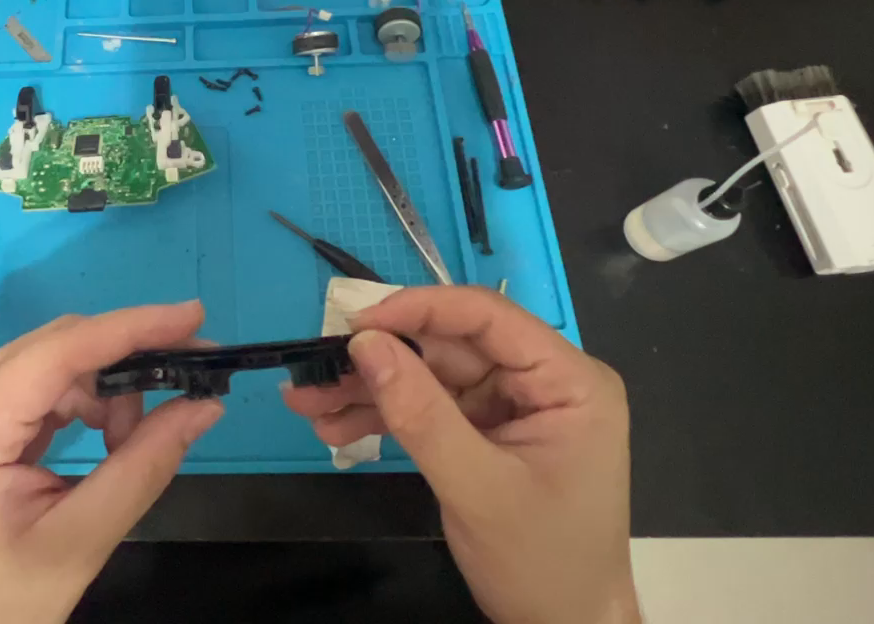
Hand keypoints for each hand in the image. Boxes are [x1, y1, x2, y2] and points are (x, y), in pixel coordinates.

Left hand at [0, 302, 223, 623]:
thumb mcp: (77, 543)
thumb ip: (144, 466)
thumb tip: (205, 407)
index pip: (61, 350)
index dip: (132, 327)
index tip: (194, 316)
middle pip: (56, 347)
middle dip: (126, 357)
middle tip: (189, 377)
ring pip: (49, 362)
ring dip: (104, 385)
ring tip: (133, 437)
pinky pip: (34, 387)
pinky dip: (80, 402)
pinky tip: (104, 436)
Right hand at [282, 287, 637, 623]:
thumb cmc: (542, 565)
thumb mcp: (478, 489)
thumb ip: (420, 413)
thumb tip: (363, 343)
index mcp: (566, 379)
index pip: (486, 315)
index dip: (418, 308)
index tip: (356, 324)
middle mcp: (536, 377)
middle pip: (445, 343)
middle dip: (378, 357)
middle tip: (315, 367)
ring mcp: (506, 401)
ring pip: (425, 371)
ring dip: (367, 387)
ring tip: (307, 401)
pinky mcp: (480, 425)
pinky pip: (423, 403)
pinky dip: (379, 414)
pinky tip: (333, 424)